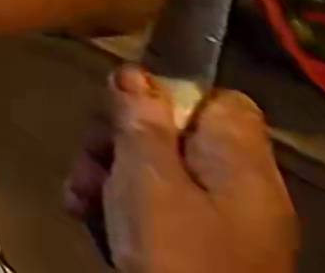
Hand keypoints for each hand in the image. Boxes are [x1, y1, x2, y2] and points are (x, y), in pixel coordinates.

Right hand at [66, 67, 297, 272]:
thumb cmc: (176, 252)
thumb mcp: (146, 176)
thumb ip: (140, 119)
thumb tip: (135, 72)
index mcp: (243, 168)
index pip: (224, 101)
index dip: (174, 91)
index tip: (127, 105)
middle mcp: (240, 189)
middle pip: (174, 130)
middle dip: (117, 135)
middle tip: (90, 156)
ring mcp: (221, 222)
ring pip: (153, 164)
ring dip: (106, 169)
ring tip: (80, 193)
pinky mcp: (197, 246)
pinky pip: (153, 201)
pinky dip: (117, 200)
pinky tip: (88, 213)